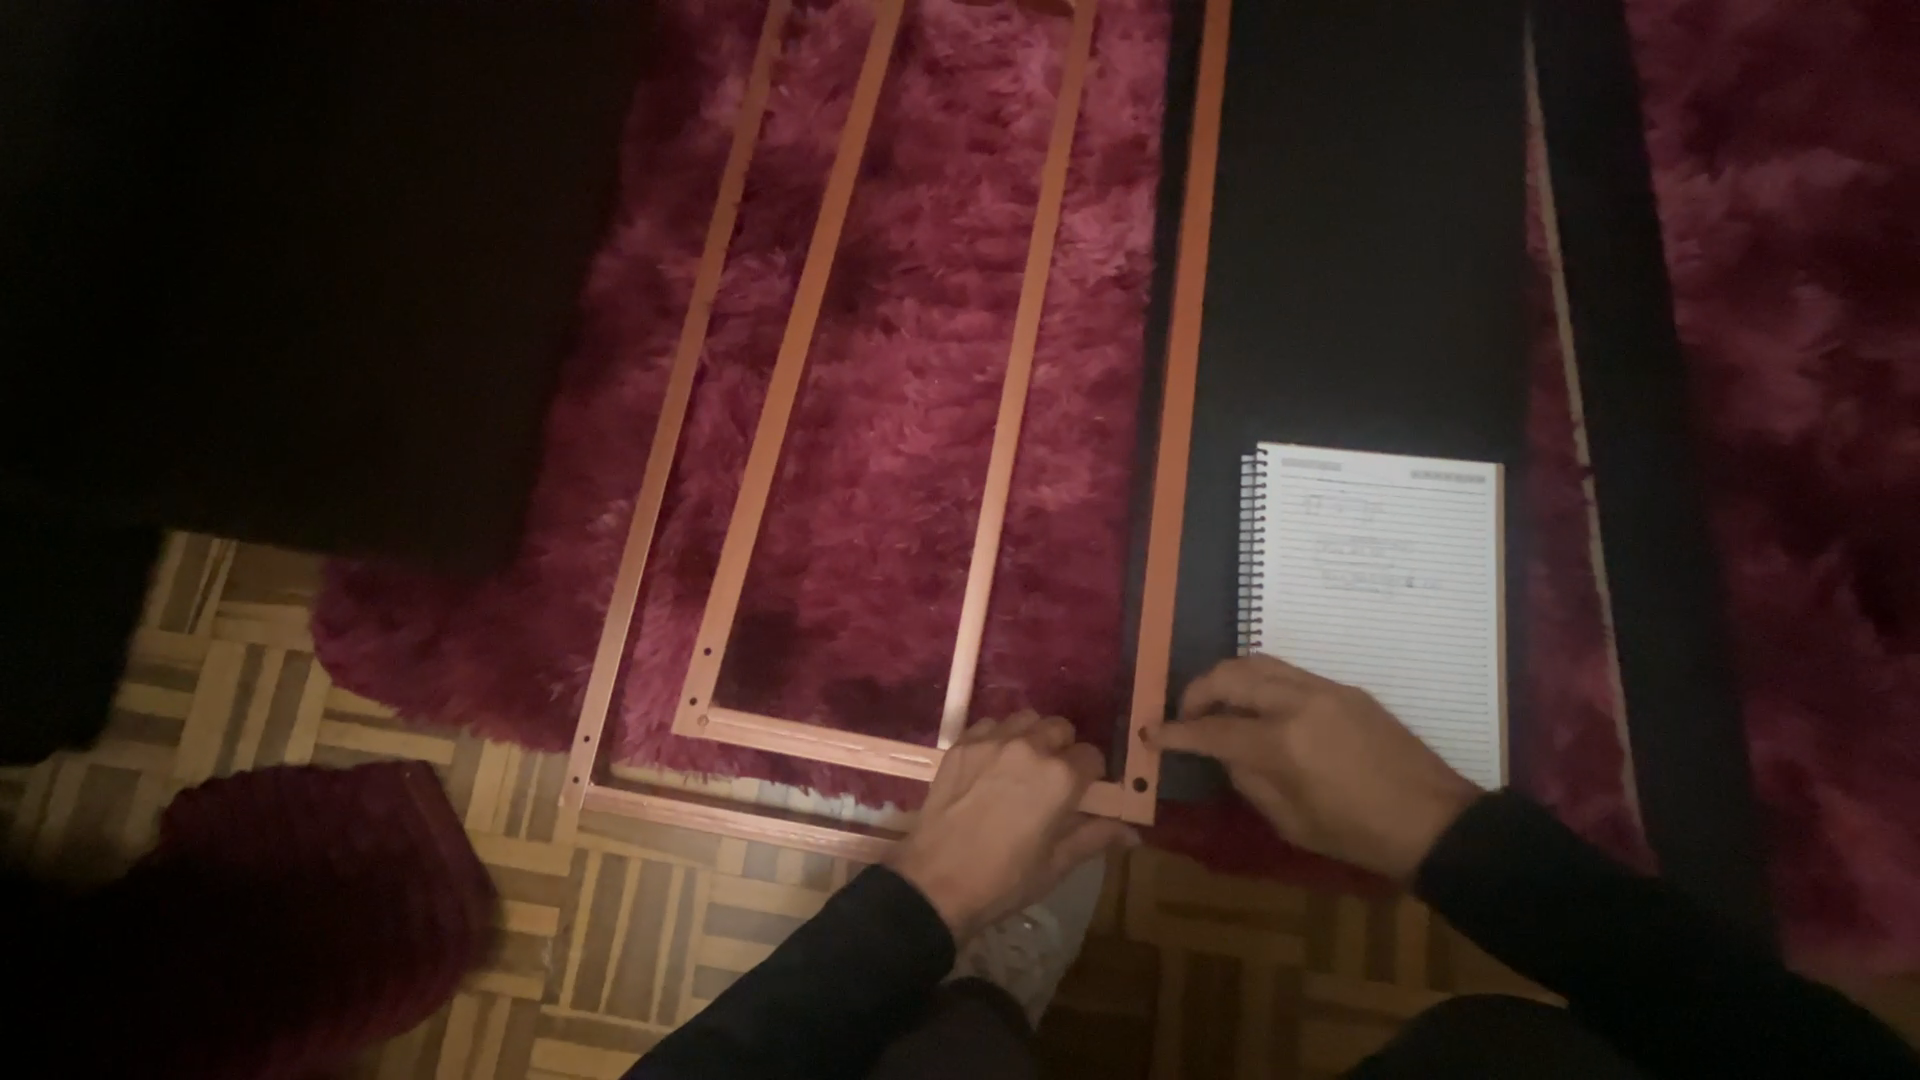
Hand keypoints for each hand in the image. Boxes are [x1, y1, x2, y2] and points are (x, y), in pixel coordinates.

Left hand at [886, 711, 1138, 942]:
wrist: (935, 881)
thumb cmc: (1004, 879)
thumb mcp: (1056, 864)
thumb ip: (1095, 837)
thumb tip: (1131, 832)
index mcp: (1060, 777)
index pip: (1092, 756)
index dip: (1091, 774)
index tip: (1083, 791)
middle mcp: (1030, 747)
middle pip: (1060, 728)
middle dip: (1063, 749)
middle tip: (1051, 779)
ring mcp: (992, 741)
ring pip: (1026, 719)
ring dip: (1031, 736)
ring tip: (1022, 766)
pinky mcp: (962, 743)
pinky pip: (990, 724)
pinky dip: (998, 737)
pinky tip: (992, 764)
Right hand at [1144, 654, 1481, 880]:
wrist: (1436, 822)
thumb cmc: (1359, 835)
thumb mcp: (1291, 822)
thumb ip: (1248, 779)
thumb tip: (1225, 753)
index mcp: (1283, 744)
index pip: (1213, 729)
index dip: (1176, 732)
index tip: (1151, 733)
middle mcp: (1298, 703)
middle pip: (1229, 676)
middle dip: (1196, 692)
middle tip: (1186, 715)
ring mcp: (1324, 689)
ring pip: (1256, 661)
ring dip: (1226, 678)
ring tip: (1218, 703)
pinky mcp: (1343, 689)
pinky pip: (1286, 671)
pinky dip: (1258, 681)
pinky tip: (1259, 706)